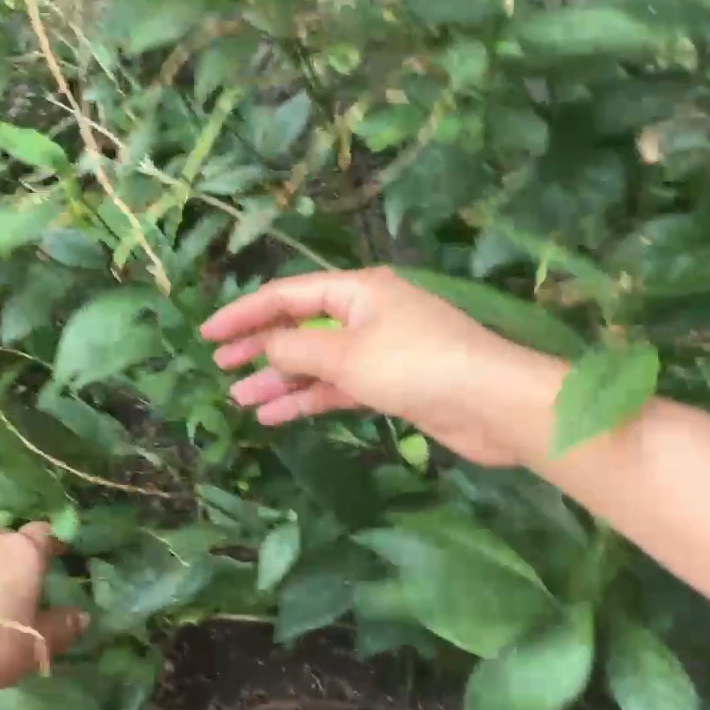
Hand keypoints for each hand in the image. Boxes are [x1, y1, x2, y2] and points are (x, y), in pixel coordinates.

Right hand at [199, 267, 556, 466]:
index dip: (242, 313)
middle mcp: (365, 315)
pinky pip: (334, 386)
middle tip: (221, 364)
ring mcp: (378, 351)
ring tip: (240, 399)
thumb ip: (292, 347)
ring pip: (313, 361)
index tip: (208, 334)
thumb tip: (265, 348)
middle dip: (257, 348)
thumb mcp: (343, 354)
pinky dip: (306, 399)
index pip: (284, 296)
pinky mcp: (390, 384)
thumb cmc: (418, 366)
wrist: (501, 408)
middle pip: (297, 327)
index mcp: (357, 292)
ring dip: (277, 380)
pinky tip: (275, 416)